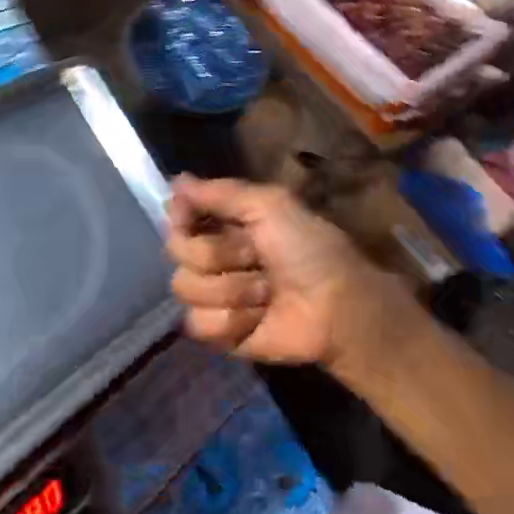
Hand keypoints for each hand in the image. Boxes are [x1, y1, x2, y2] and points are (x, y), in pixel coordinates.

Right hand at [166, 176, 412, 368]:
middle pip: (178, 251)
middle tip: (256, 257)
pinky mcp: (220, 333)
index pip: (178, 216)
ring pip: (186, 288)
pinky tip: (259, 318)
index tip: (190, 217)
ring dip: (233, 290)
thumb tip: (177, 179)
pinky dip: (233, 320)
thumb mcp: (270, 205)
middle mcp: (214, 256)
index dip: (181, 217)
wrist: (336, 307)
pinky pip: (198, 324)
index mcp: (225, 223)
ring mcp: (215, 296)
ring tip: (266, 292)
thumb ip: (220, 192)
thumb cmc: (308, 249)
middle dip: (220, 254)